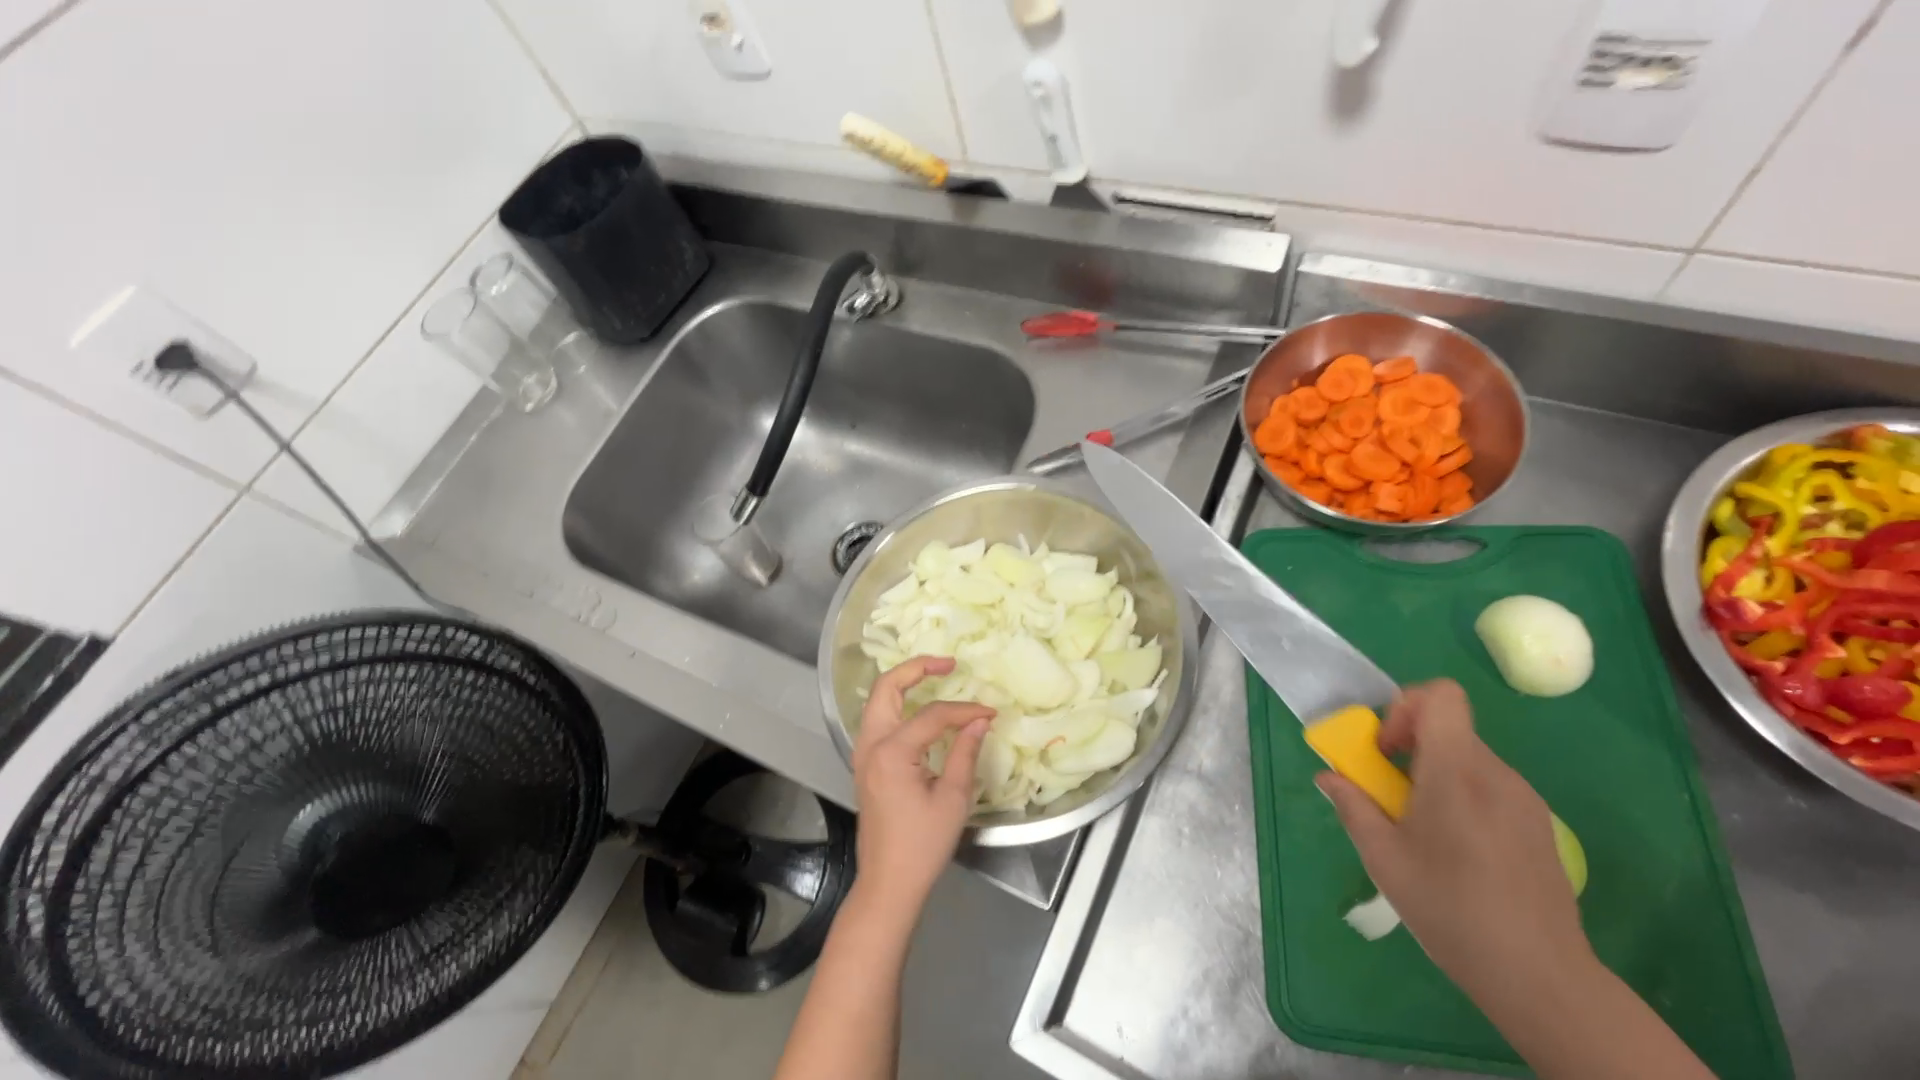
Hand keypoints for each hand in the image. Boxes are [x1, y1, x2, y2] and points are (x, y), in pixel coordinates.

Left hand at [851, 656, 994, 908]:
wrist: (889, 881)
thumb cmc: (923, 845)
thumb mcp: (953, 798)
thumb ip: (965, 752)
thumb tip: (980, 720)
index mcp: (891, 752)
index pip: (933, 715)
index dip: (965, 710)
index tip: (991, 714)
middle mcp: (870, 745)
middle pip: (887, 688)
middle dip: (916, 668)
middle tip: (949, 663)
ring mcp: (863, 754)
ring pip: (877, 701)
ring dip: (904, 683)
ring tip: (935, 676)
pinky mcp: (865, 765)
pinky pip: (878, 720)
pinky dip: (898, 704)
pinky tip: (920, 708)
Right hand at [1316, 679, 1589, 1004]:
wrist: (1539, 974)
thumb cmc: (1450, 910)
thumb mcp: (1384, 859)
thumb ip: (1354, 807)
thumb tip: (1330, 776)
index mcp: (1456, 772)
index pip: (1441, 696)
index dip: (1405, 707)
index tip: (1386, 750)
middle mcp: (1496, 773)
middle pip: (1449, 729)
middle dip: (1411, 749)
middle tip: (1391, 797)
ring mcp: (1524, 799)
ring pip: (1469, 761)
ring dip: (1436, 777)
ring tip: (1422, 833)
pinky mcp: (1539, 824)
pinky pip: (1490, 789)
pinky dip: (1463, 799)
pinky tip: (1457, 853)